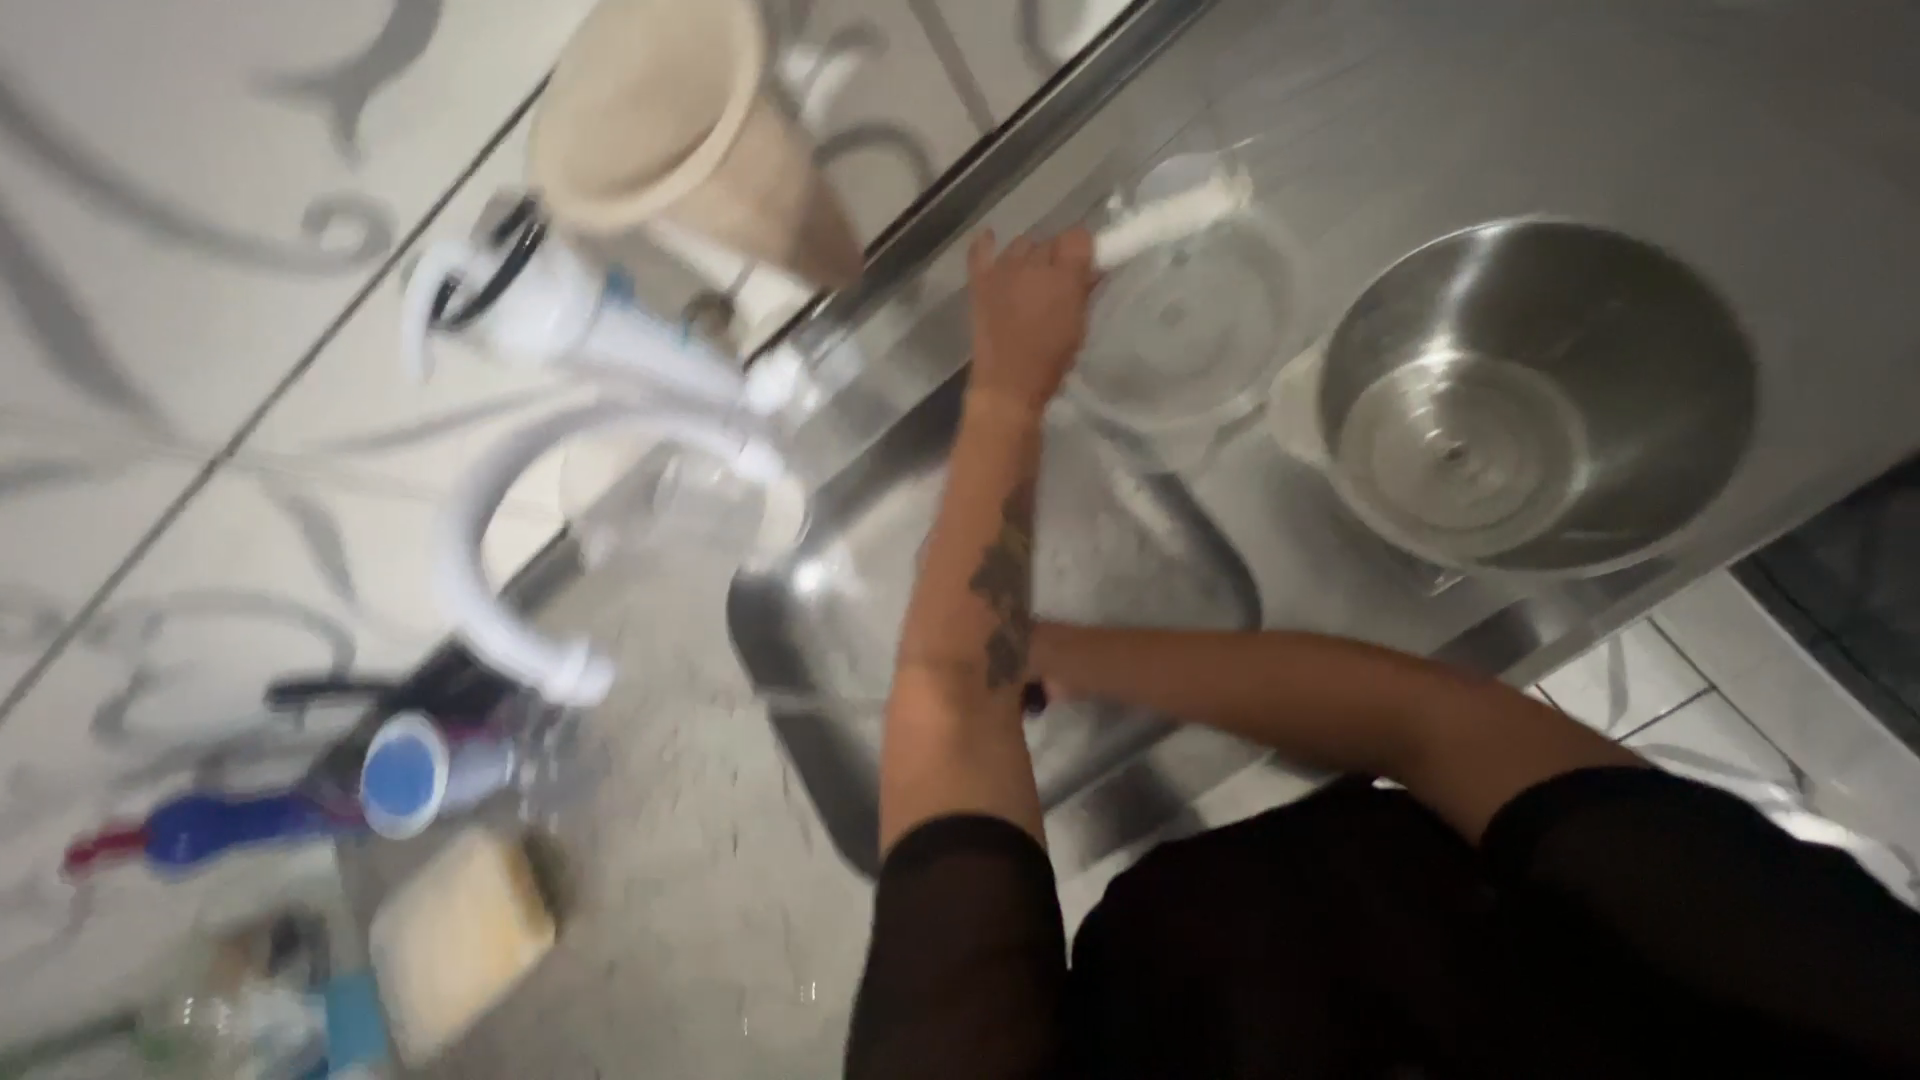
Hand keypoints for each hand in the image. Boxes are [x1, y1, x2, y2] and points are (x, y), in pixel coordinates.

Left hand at [965, 227, 1097, 415]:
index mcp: (1063, 276)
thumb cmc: (1051, 362)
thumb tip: (1092, 268)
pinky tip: (990, 239)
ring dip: (1029, 256)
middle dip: (1057, 257)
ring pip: (1020, 245)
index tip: (1084, 266)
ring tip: (1030, 278)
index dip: (1083, 250)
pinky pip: (979, 252)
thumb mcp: (1079, 325)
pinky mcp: (980, 283)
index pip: (1078, 237)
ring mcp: (1002, 271)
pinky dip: (985, 244)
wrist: (1008, 385)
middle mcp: (1032, 264)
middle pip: (1049, 241)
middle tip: (1057, 283)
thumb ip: (1086, 290)